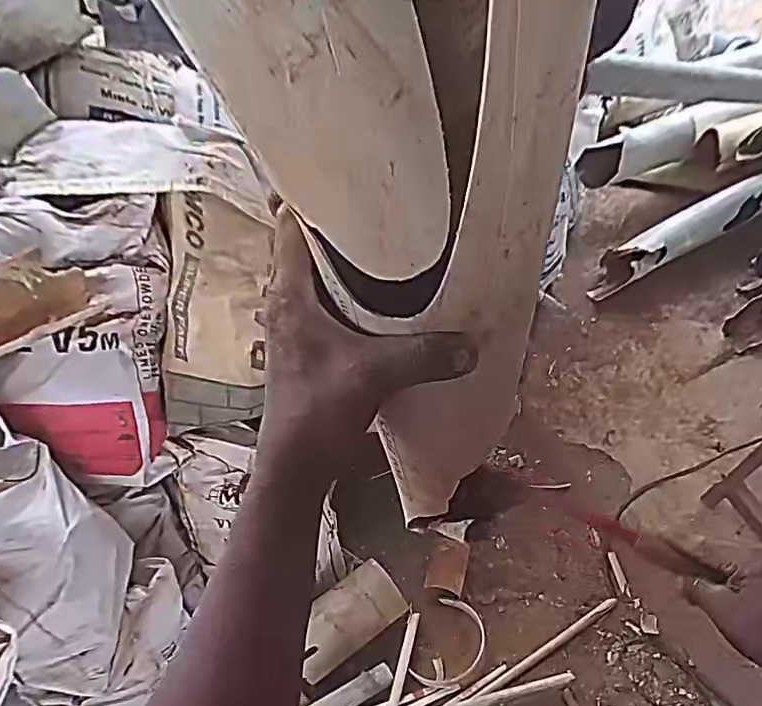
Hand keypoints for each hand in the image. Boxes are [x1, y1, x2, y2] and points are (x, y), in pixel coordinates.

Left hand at [257, 208, 474, 481]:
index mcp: (290, 296)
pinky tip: (382, 305)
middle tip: (384, 212)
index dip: (315, 199)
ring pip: (320, 284)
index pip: (290, 226)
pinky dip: (351, 303)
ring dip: (347, 271)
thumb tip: (474, 344)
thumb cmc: (319, 413)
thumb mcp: (374, 376)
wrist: (296, 467)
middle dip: (341, 232)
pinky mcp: (308, 354)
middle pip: (308, 252)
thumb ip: (424, 355)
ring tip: (389, 250)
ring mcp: (295, 332)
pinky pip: (330, 313)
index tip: (352, 181)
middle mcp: (286, 307)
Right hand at [664, 533, 761, 705]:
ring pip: (740, 560)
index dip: (676, 541)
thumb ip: (698, 589)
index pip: (706, 546)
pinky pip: (756, 570)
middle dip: (695, 553)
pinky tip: (722, 583)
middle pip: (724, 550)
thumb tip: (685, 580)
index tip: (656, 533)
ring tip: (691, 570)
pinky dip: (735, 575)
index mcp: (756, 559)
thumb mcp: (723, 613)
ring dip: (715, 566)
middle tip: (668, 551)